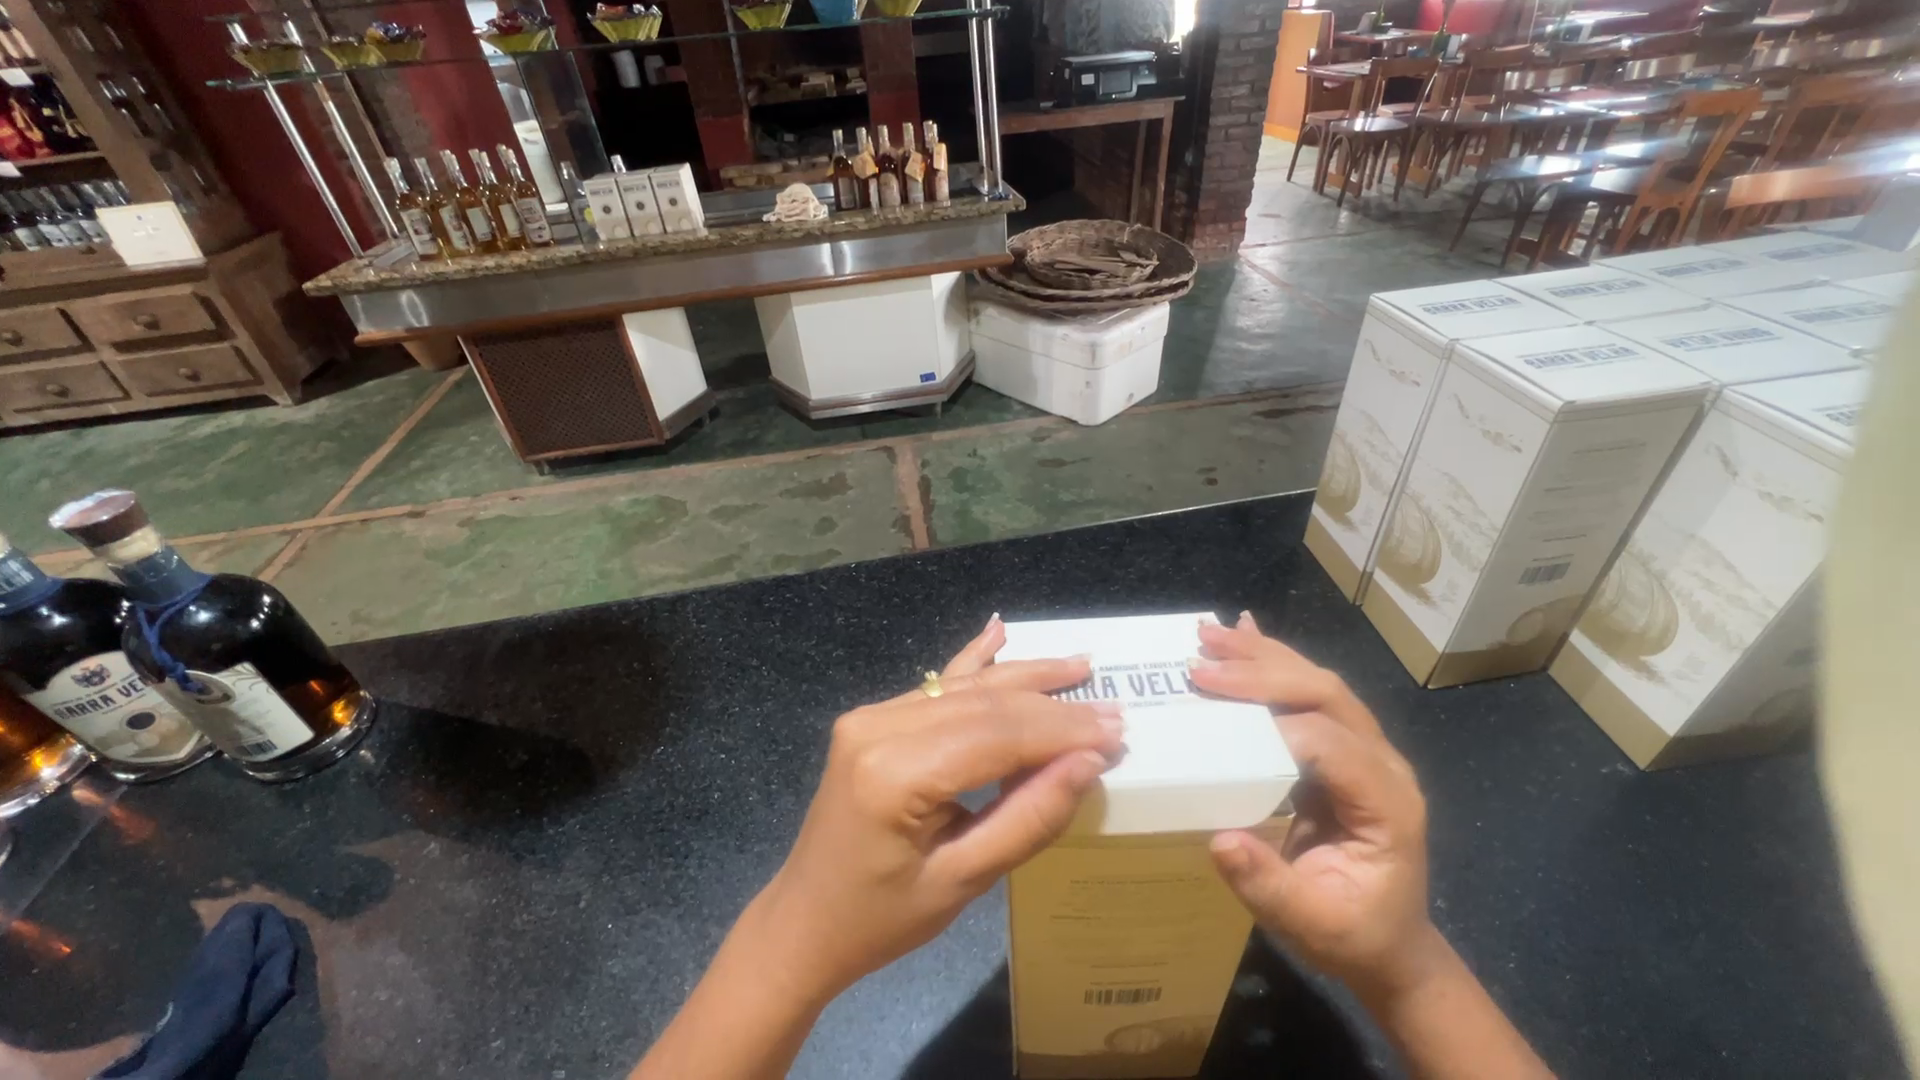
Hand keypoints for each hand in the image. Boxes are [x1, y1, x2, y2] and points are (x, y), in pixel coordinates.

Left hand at [751, 615, 1123, 996]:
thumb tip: (1088, 763)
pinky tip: (997, 631)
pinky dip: (973, 664)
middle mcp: (878, 727)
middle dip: (1052, 707)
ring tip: (1079, 666)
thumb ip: (1028, 817)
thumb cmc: (882, 917)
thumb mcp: (963, 880)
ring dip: (1024, 678)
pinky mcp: (871, 720)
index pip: (997, 735)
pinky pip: (934, 688)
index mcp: (895, 772)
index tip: (1118, 733)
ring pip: (965, 688)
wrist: (806, 920)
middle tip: (1113, 711)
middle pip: (985, 705)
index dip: (1062, 732)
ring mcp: (870, 717)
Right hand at [1187, 613, 1439, 999]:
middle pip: (1326, 694)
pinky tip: (1248, 631)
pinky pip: (1312, 694)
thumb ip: (1267, 884)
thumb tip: (1220, 839)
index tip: (1211, 713)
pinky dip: (1274, 662)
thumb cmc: (1353, 935)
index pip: (1329, 742)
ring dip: (1263, 655)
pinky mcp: (1345, 748)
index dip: (1271, 724)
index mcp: (1385, 803)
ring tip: (1211, 634)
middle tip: (1201, 665)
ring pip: (1319, 682)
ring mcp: (1369, 750)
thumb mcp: (1310, 923)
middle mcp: (1384, 763)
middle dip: (1262, 671)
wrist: (1391, 943)